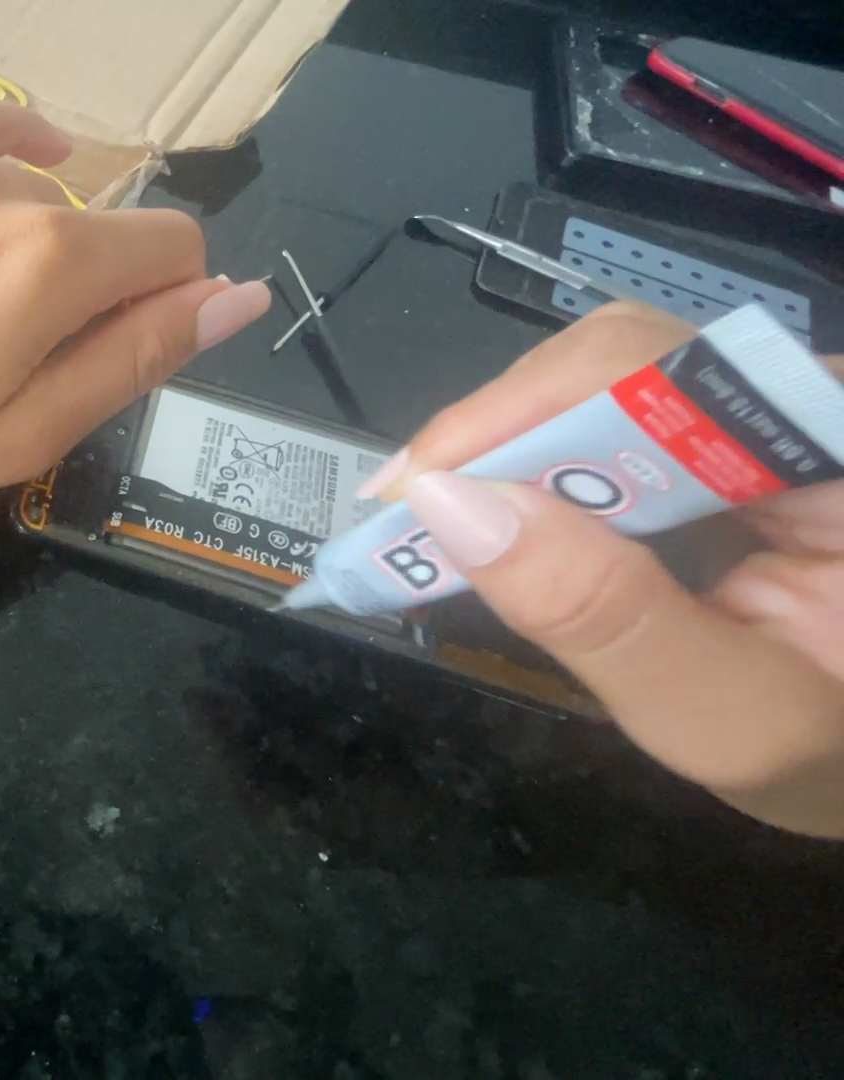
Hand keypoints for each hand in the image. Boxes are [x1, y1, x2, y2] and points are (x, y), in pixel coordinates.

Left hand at [0, 95, 270, 526]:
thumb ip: (136, 359)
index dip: (165, 308)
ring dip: (40, 251)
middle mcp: (7, 191)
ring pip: (44, 196)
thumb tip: (237, 299)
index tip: (111, 358)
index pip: (173, 253)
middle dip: (92, 295)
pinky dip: (15, 150)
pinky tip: (30, 165)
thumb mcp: (25, 435)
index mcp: (53, 263)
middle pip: (105, 231)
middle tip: (13, 371)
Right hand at [361, 303, 843, 836]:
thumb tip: (444, 504)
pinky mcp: (730, 450)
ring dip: (497, 453)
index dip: (515, 414)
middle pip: (618, 366)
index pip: (664, 376)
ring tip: (431, 519)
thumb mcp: (725, 718)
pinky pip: (603, 428)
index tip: (410, 492)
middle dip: (491, 434)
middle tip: (404, 511)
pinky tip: (488, 518)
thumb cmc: (843, 766)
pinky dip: (525, 472)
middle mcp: (813, 415)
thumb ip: (601, 613)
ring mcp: (772, 428)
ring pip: (597, 390)